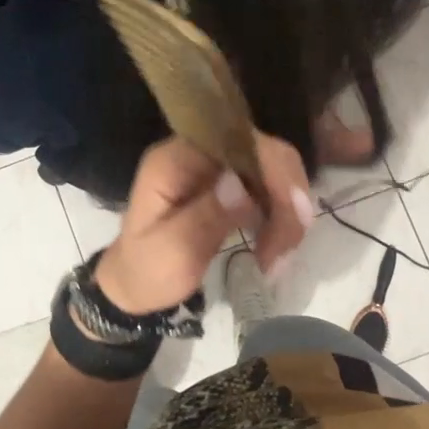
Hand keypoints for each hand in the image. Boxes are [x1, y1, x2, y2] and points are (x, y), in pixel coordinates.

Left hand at [93, 133, 314, 315]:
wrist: (135, 287)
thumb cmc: (147, 271)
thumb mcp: (173, 251)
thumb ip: (205, 216)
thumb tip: (241, 183)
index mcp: (176, 159)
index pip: (239, 140)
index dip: (274, 169)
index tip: (293, 215)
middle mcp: (199, 154)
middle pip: (265, 154)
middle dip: (286, 201)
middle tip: (284, 251)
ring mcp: (217, 169)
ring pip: (275, 175)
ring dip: (286, 217)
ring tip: (276, 261)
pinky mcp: (230, 188)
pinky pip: (269, 193)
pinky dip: (280, 222)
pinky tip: (273, 253)